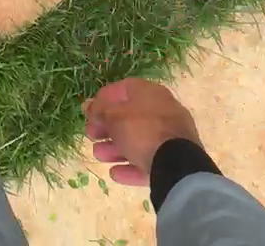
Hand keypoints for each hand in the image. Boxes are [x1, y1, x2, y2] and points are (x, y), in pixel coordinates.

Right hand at [83, 78, 200, 187]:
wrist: (177, 165)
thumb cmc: (141, 130)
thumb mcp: (112, 117)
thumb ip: (98, 111)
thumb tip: (87, 106)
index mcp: (148, 92)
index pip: (120, 90)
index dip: (101, 101)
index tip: (89, 114)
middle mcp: (162, 110)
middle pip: (128, 118)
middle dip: (107, 129)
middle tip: (92, 137)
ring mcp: (172, 135)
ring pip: (138, 140)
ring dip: (116, 148)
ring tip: (100, 157)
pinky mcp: (176, 159)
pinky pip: (149, 159)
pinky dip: (132, 165)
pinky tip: (116, 174)